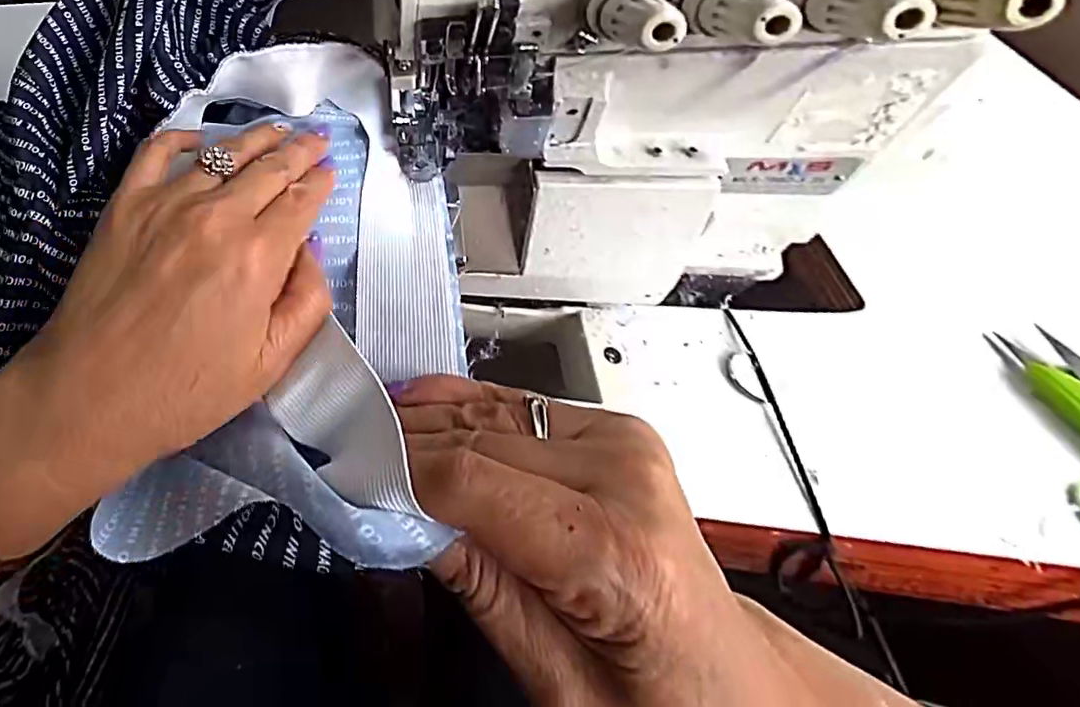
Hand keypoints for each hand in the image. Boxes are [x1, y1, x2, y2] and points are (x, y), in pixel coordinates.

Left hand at [0, 123, 334, 557]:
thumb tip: (310, 251)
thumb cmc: (185, 391)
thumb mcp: (269, 364)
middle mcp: (217, 218)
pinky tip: (200, 138)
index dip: (321, 182)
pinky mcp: (126, 204)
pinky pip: (157, 152)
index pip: (301, 201)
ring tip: (278, 129)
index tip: (330, 170)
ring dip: (258, 137)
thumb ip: (307, 302)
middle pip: (271, 168)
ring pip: (224, 152)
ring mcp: (167, 203)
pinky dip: (182, 137)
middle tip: (317, 137)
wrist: (88, 398)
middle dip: (301, 150)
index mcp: (257, 257)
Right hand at [398, 377, 864, 706]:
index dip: (402, 471)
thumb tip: (410, 520)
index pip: (473, 483)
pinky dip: (468, 404)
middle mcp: (624, 475)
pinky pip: (521, 405)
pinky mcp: (614, 428)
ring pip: (494, 413)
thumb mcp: (559, 683)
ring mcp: (622, 440)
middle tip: (348, 447)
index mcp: (616, 551)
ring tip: (375, 425)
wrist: (731, 675)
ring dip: (429, 419)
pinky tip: (427, 401)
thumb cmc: (662, 698)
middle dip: (407, 444)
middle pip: (479, 440)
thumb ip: (482, 587)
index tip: (353, 469)